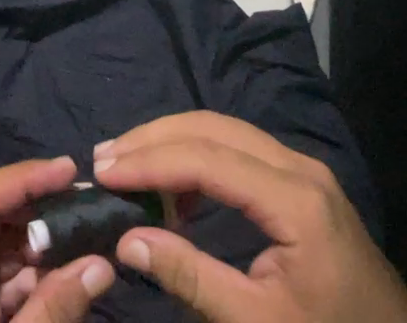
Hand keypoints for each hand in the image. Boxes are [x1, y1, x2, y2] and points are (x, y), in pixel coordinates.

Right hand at [93, 112, 406, 322]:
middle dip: (153, 139)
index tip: (103, 173)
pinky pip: (239, 149)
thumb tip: (126, 239)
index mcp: (295, 200)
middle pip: (213, 128)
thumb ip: (191, 277)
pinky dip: (197, 154)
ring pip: (224, 130)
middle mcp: (299, 168)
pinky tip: (174, 187)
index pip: (206, 158)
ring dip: (171, 141)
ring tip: (126, 165)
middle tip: (103, 159)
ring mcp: (304, 171)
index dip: (149, 162)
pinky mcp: (302, 183)